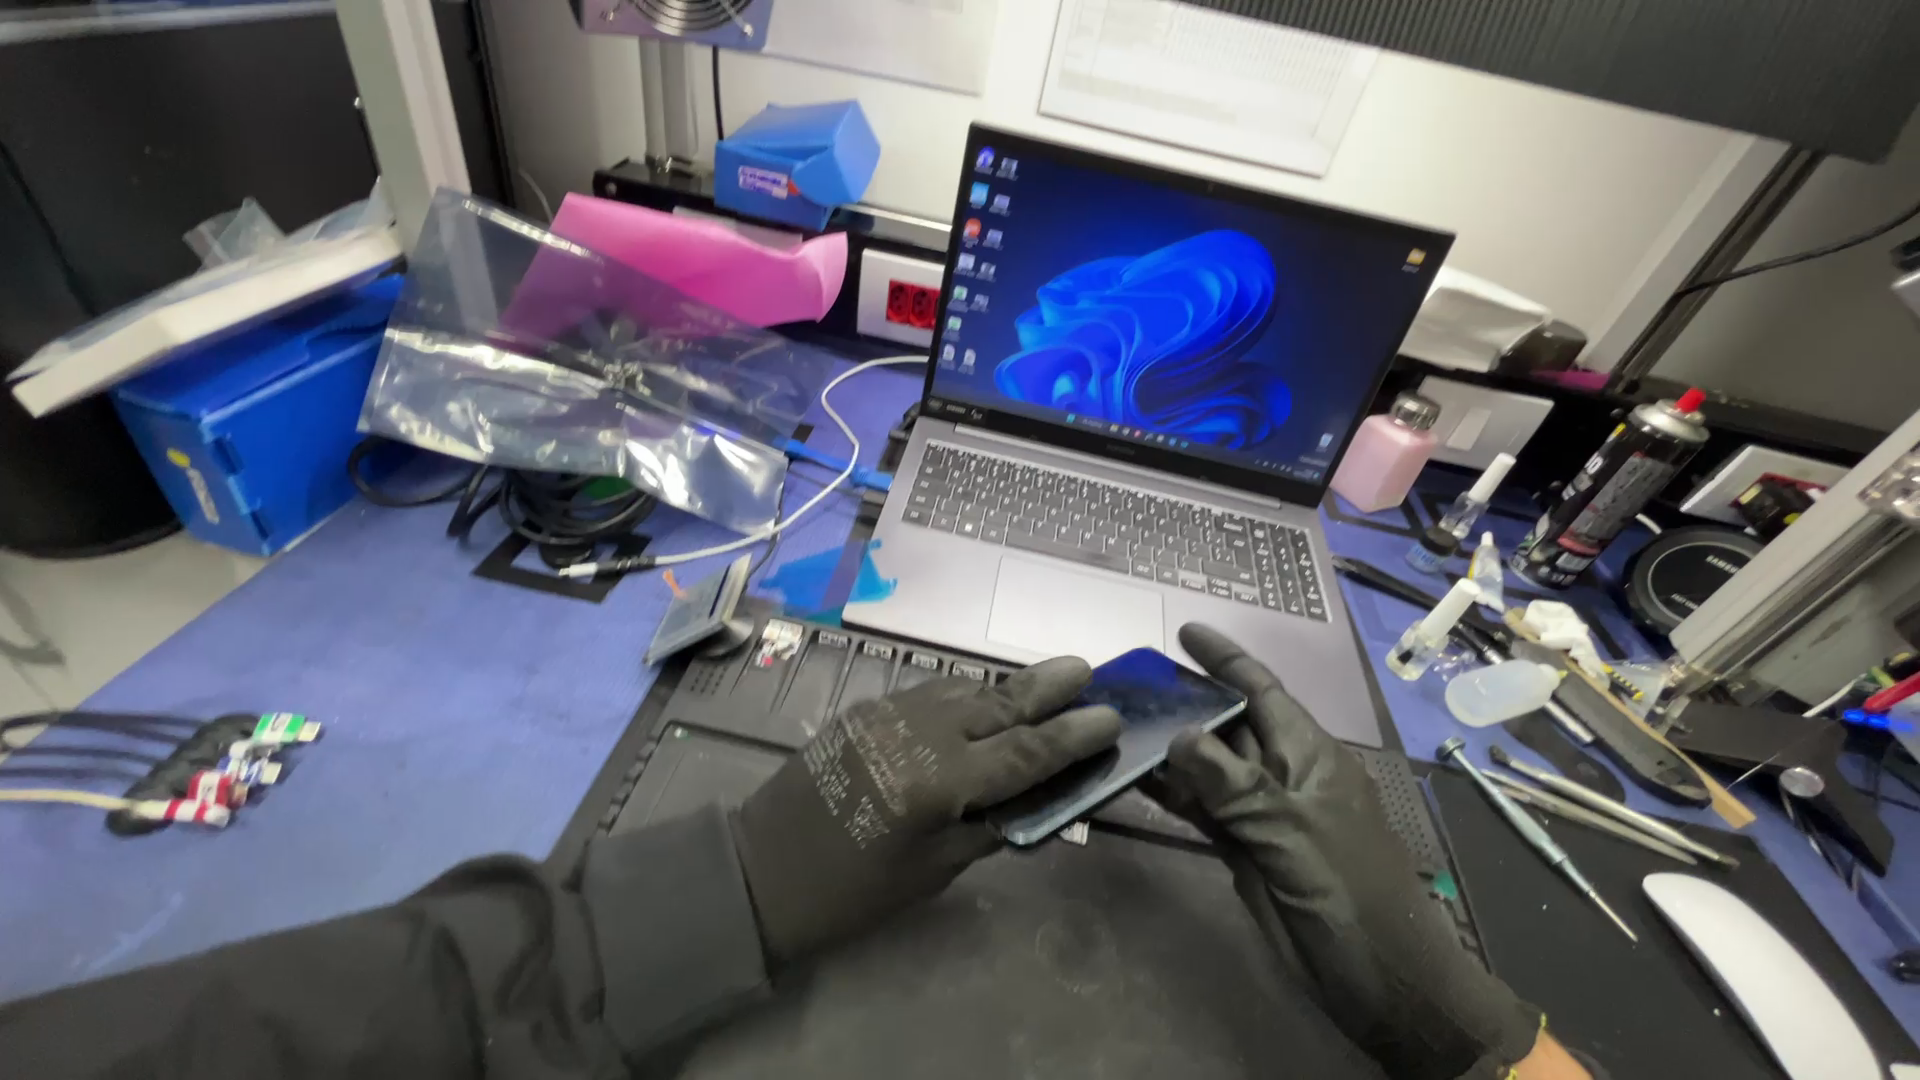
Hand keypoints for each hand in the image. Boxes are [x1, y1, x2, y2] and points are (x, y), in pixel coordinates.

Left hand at [730, 658, 1121, 965]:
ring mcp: (887, 715)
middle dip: (1046, 687)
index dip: (1072, 737)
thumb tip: (1030, 797)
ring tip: (1049, 678)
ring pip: (964, 690)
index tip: (1112, 716)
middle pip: (997, 705)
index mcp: (935, 784)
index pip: (1022, 754)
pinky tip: (985, 698)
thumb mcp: (930, 873)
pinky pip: (930, 694)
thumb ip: (985, 827)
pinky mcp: (866, 711)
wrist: (759, 870)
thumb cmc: (850, 894)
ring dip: (1008, 687)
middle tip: (1086, 668)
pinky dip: (967, 694)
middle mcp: (916, 735)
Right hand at [1146, 624, 1540, 1079]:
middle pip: (1225, 724)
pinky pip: (1199, 807)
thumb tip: (1178, 735)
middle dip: (1184, 700)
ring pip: (1206, 767)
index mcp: (1308, 755)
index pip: (1261, 691)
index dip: (1225, 659)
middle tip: (1129, 682)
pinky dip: (1169, 793)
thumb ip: (1235, 785)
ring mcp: (1259, 811)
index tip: (1184, 632)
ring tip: (1117, 722)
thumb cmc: (1352, 896)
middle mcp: (1280, 773)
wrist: (1381, 984)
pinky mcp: (1242, 846)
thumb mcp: (1296, 834)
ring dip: (1167, 748)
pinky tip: (1132, 777)